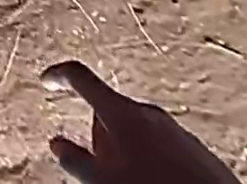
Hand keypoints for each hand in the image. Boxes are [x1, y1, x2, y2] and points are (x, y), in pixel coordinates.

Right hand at [41, 61, 241, 183]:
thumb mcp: (104, 182)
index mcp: (120, 111)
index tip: (47, 80)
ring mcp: (177, 132)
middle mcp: (148, 113)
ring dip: (126, 150)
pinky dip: (152, 161)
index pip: (79, 75)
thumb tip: (57, 144)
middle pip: (110, 110)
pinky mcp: (200, 154)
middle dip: (100, 134)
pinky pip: (163, 147)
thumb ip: (75, 160)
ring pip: (137, 131)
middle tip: (101, 166)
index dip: (58, 74)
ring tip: (132, 181)